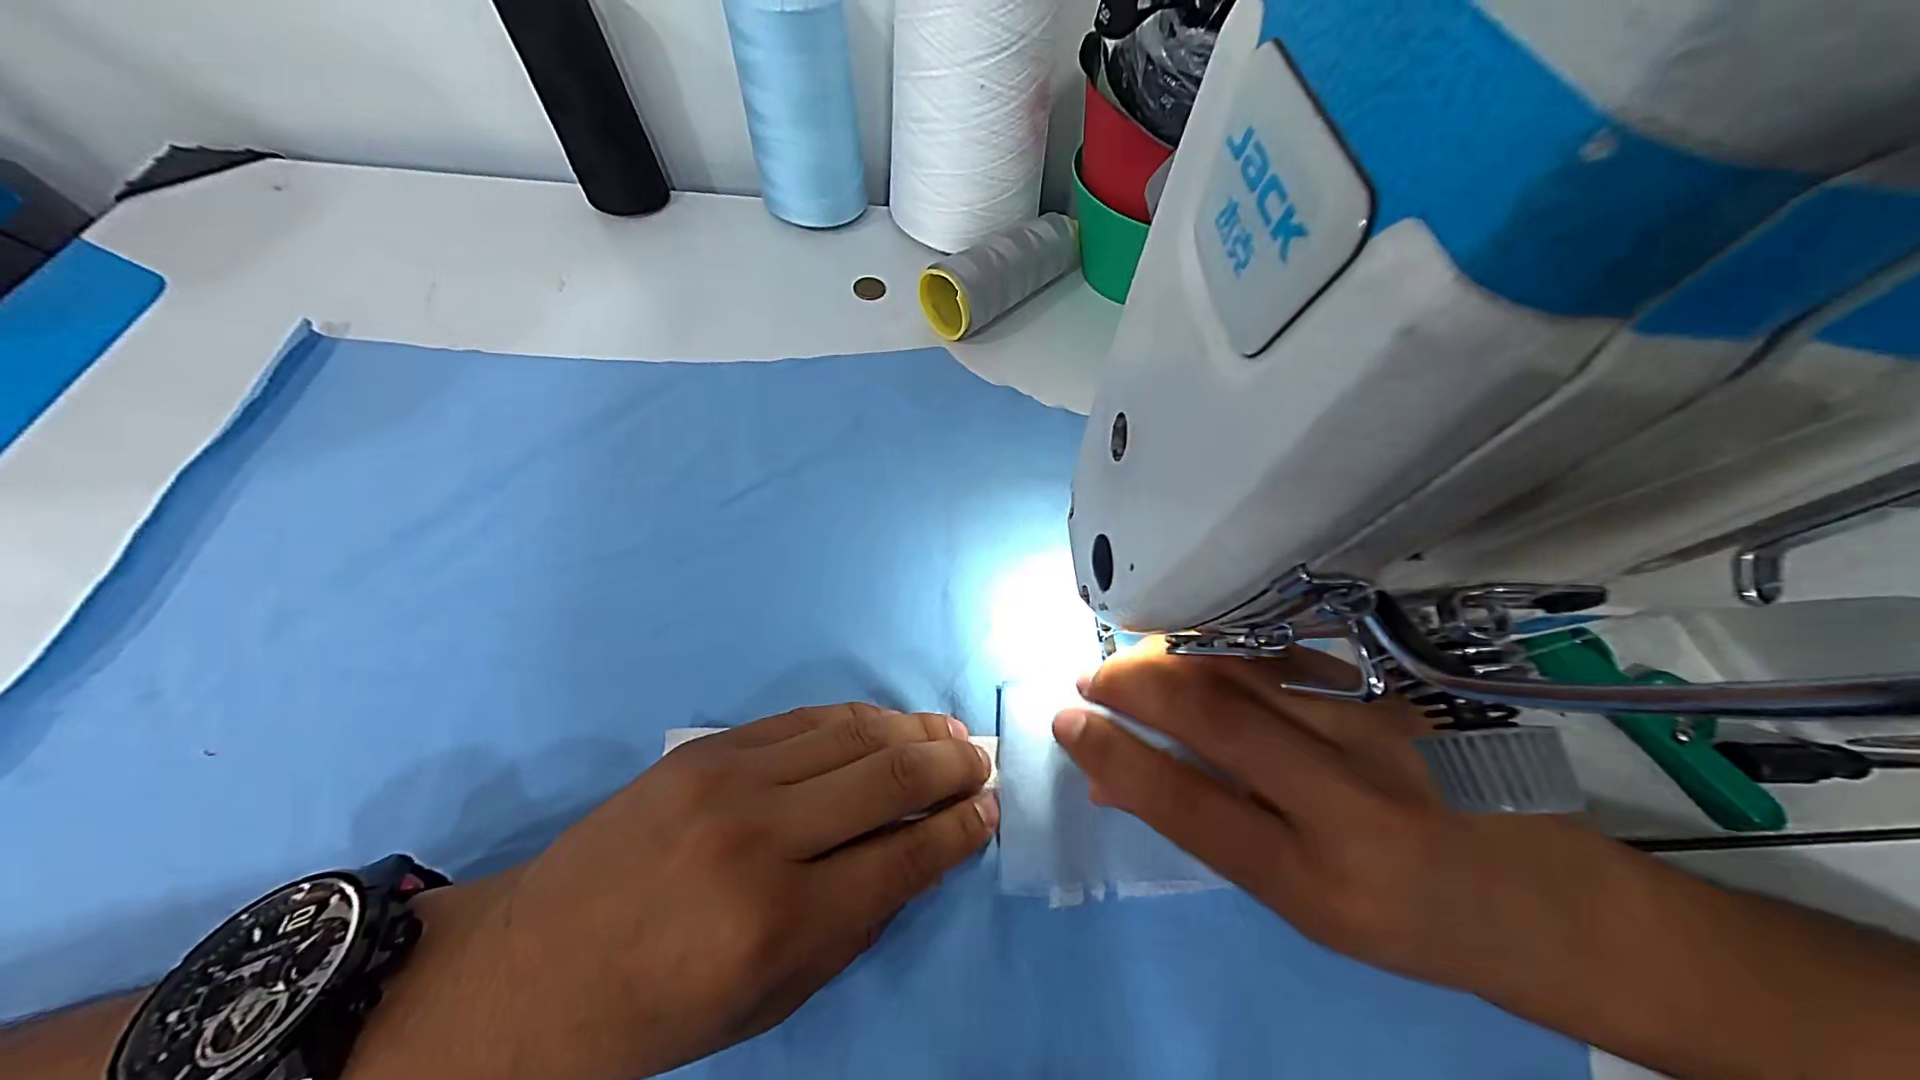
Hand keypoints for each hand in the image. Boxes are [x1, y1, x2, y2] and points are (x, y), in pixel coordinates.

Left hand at [353, 703, 996, 1079]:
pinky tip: (886, 723)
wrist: (535, 967)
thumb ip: (859, 922)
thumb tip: (924, 853)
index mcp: (783, 920)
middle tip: (981, 763)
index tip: (990, 812)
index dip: (959, 830)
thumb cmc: (663, 1008)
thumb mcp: (775, 996)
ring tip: (949, 733)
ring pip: (852, 734)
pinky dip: (856, 719)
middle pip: (888, 777)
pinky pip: (803, 720)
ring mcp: (729, 779)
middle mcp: (762, 836)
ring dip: (912, 731)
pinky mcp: (705, 749)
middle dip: (950, 768)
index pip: (905, 855)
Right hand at [1055, 644, 1919, 1079]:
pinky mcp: (1404, 697)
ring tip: (1135, 658)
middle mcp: (1355, 806)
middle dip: (1136, 685)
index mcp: (1319, 884)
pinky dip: (1231, 648)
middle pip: (1218, 718)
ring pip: (1253, 672)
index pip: (1190, 806)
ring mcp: (1388, 738)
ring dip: (1177, 657)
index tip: (1065, 721)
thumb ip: (1208, 831)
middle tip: (1091, 677)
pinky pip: (1294, 659)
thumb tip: (1113, 782)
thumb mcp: (1301, 904)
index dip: (1114, 756)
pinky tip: (1202, 649)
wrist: (1558, 906)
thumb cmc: (1411, 922)